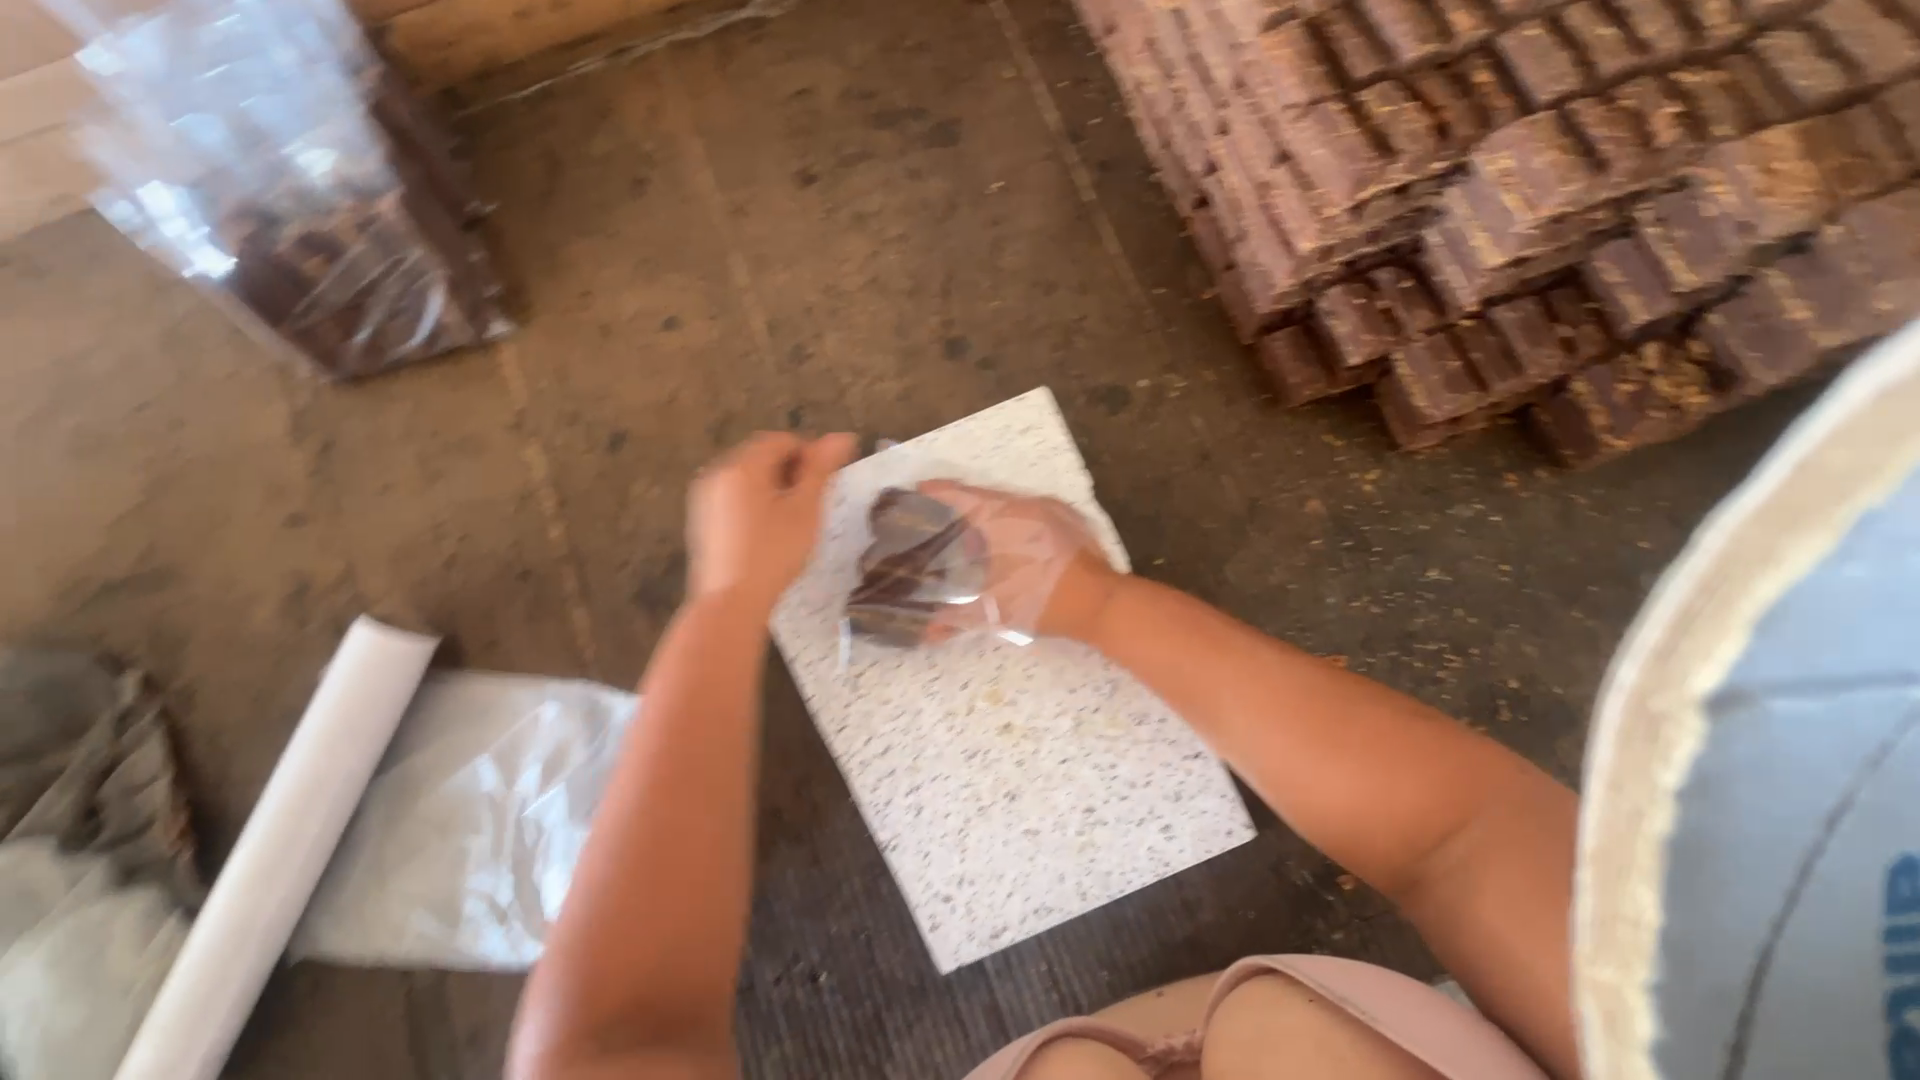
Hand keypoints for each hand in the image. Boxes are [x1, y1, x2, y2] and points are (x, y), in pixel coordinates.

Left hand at [688, 432, 857, 611]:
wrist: (731, 601)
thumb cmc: (774, 553)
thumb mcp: (805, 509)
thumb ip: (822, 469)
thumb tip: (843, 437)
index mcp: (743, 465)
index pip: (781, 440)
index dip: (808, 455)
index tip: (824, 484)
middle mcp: (718, 472)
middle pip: (761, 456)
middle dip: (790, 471)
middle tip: (811, 503)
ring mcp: (705, 497)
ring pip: (748, 478)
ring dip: (774, 487)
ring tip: (793, 519)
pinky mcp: (703, 519)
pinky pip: (734, 497)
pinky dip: (755, 503)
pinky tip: (769, 532)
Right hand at [914, 479, 1125, 643]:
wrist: (1102, 603)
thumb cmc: (1041, 600)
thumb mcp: (993, 611)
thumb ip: (955, 618)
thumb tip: (926, 633)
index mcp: (1002, 516)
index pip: (959, 494)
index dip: (935, 492)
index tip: (916, 491)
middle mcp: (1025, 504)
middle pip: (984, 498)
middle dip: (961, 509)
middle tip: (940, 523)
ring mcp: (1052, 510)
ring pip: (1010, 507)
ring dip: (989, 520)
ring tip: (971, 541)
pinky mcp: (1070, 522)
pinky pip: (1031, 515)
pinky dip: (1013, 526)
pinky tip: (1009, 549)